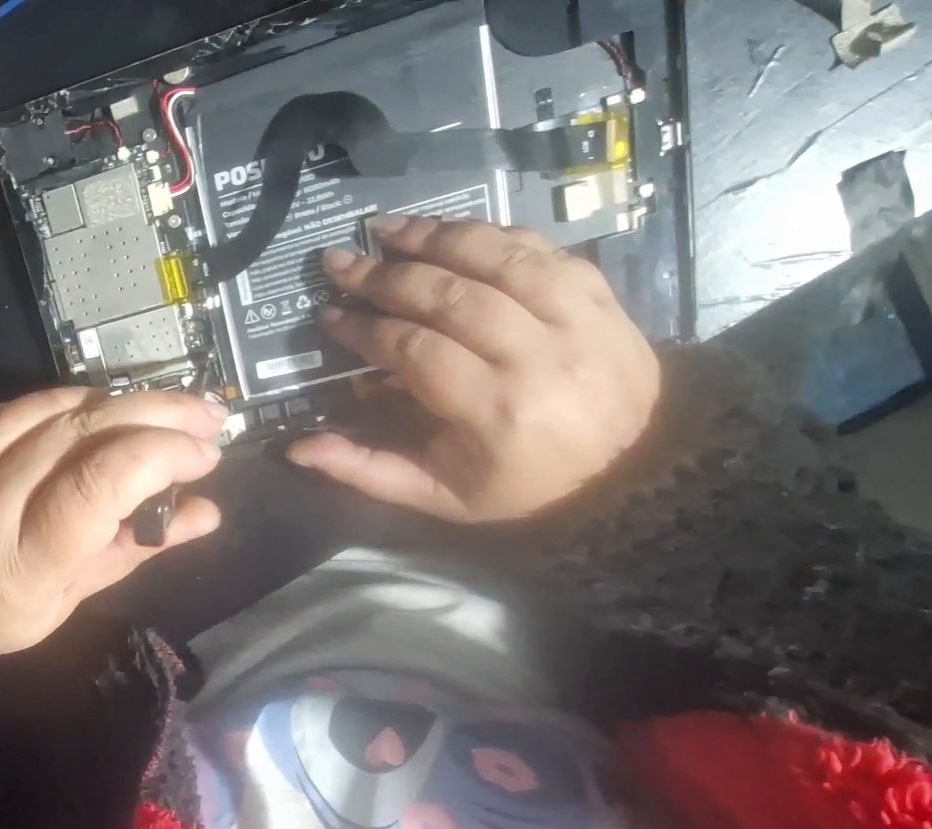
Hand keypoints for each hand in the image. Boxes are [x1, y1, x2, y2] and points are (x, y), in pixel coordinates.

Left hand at [0, 387, 225, 659]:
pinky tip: (108, 410)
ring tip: (170, 409)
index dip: (161, 455)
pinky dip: (75, 402)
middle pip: (83, 432)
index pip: (96, 486)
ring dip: (125, 399)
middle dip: (160, 412)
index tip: (204, 455)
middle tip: (209, 416)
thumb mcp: (60, 603)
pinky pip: (21, 404)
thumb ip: (130, 552)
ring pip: (55, 407)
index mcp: (21, 563)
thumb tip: (205, 513)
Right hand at [287, 216, 660, 522]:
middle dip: (386, 276)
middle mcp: (537, 357)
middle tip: (340, 263)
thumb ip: (368, 471)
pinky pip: (541, 249)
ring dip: (436, 236)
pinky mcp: (601, 297)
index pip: (416, 352)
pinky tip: (453, 231)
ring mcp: (577, 320)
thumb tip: (297, 449)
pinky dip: (492, 235)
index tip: (330, 316)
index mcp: (494, 413)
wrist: (634, 473)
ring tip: (387, 228)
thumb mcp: (440, 498)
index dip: (366, 329)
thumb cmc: (523, 489)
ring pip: (498, 259)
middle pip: (450, 297)